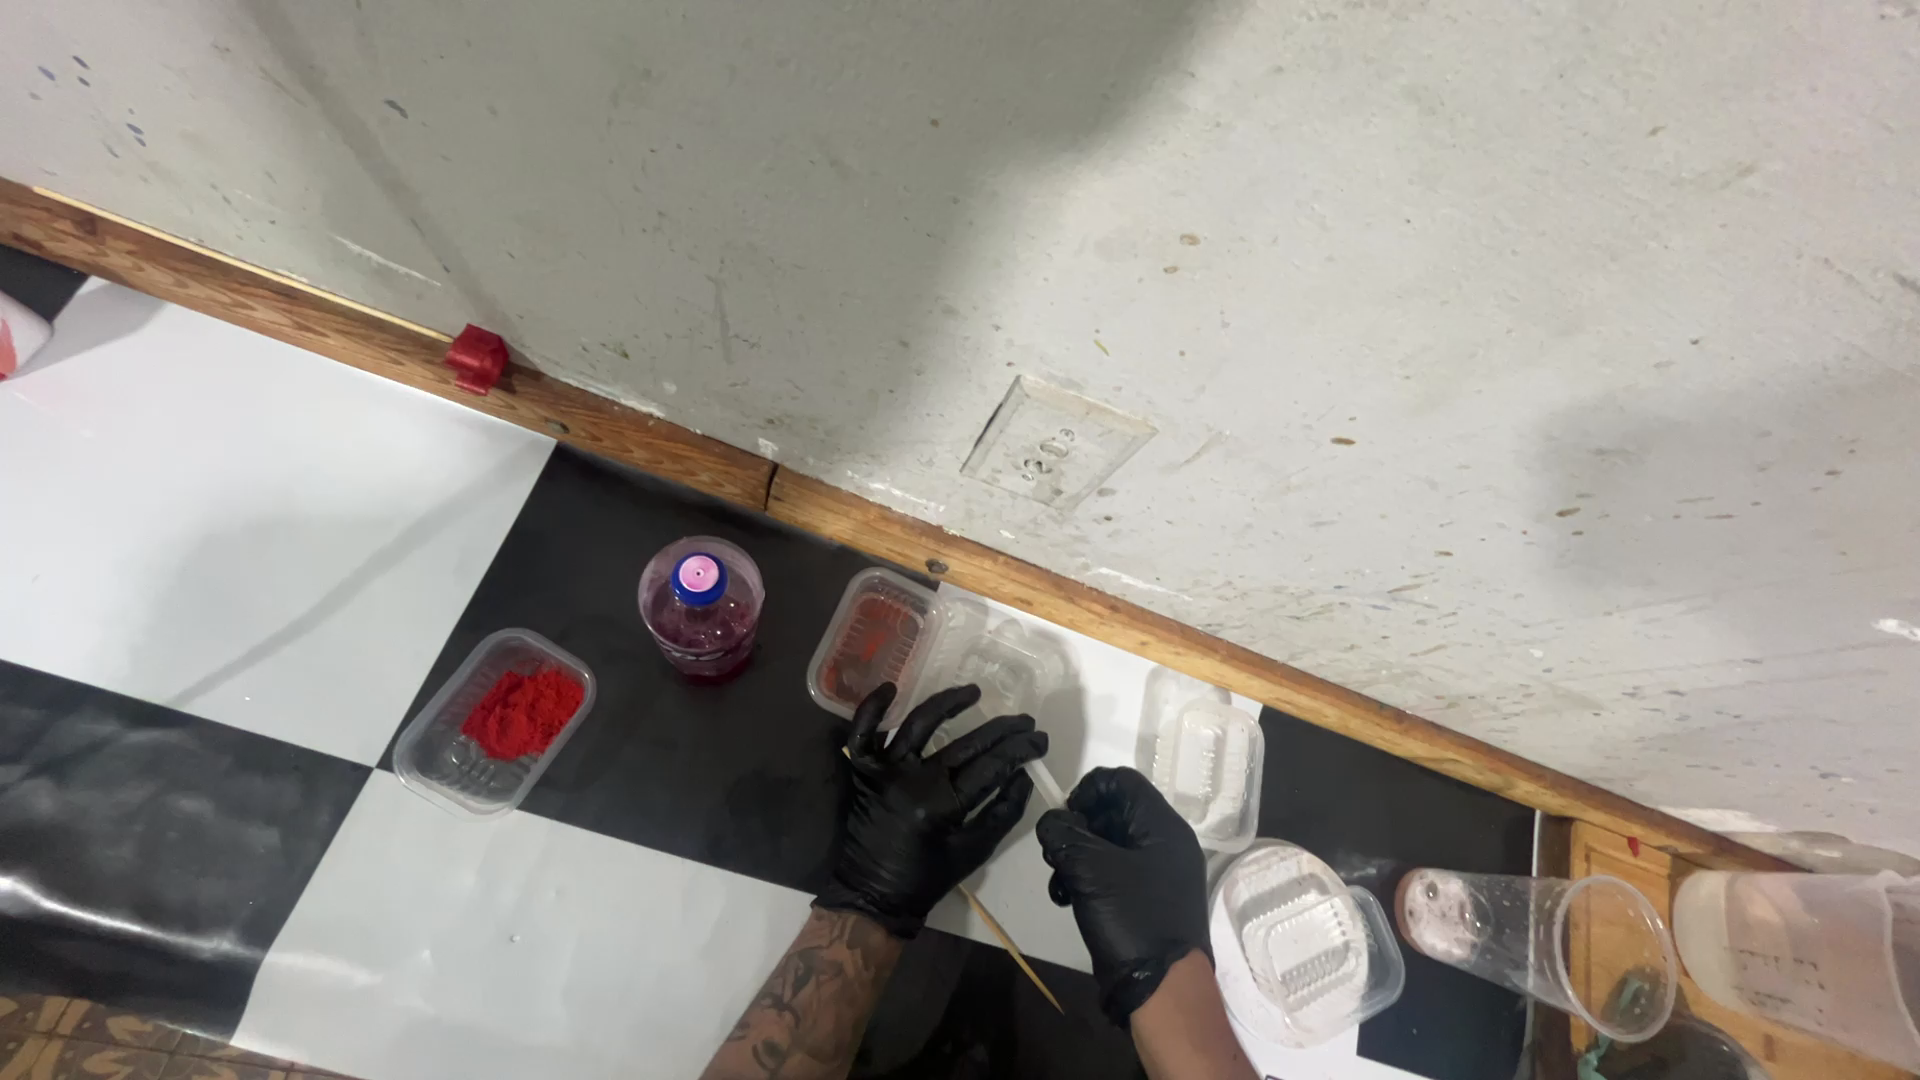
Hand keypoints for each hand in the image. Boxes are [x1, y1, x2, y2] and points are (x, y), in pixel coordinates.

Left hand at [816, 682, 1048, 938]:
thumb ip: (1004, 812)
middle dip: (1001, 730)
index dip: (1020, 750)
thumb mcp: (974, 851)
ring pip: (918, 724)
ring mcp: (884, 771)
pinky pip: (862, 733)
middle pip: (965, 744)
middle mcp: (913, 781)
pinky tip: (891, 688)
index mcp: (942, 806)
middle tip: (1025, 720)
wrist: (871, 895)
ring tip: (974, 692)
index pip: (991, 767)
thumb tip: (1024, 774)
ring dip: (949, 703)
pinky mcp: (862, 770)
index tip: (1039, 739)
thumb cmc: (927, 878)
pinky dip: (872, 708)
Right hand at [1038, 766, 1210, 1025]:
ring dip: (1076, 856)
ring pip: (1107, 844)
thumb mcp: (1088, 868)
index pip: (1121, 780)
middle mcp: (1165, 843)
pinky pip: (1112, 871)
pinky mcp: (1148, 900)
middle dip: (1077, 828)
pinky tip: (1068, 899)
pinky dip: (1087, 878)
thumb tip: (1054, 822)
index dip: (1088, 789)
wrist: (1163, 995)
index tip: (1066, 816)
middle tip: (1056, 852)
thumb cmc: (1132, 920)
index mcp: (1162, 826)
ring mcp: (1158, 873)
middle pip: (1112, 812)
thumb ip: (1063, 833)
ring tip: (1059, 882)